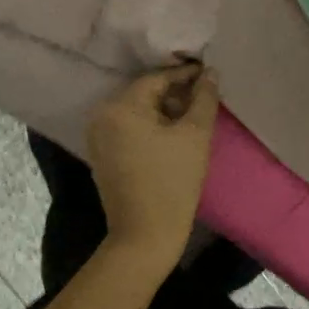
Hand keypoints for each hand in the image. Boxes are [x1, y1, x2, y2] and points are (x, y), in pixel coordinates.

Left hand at [84, 63, 219, 263]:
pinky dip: (151, 126)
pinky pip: (129, 129)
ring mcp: (98, 138)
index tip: (210, 74)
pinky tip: (174, 136)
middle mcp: (101, 117)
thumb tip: (210, 73)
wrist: (145, 235)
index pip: (157, 78)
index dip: (186, 74)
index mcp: (120, 107)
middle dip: (175, 93)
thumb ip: (204, 98)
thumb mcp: (195, 135)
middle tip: (205, 98)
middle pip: (144, 93)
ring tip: (194, 117)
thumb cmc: (173, 181)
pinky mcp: (102, 156)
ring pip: (137, 112)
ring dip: (165, 110)